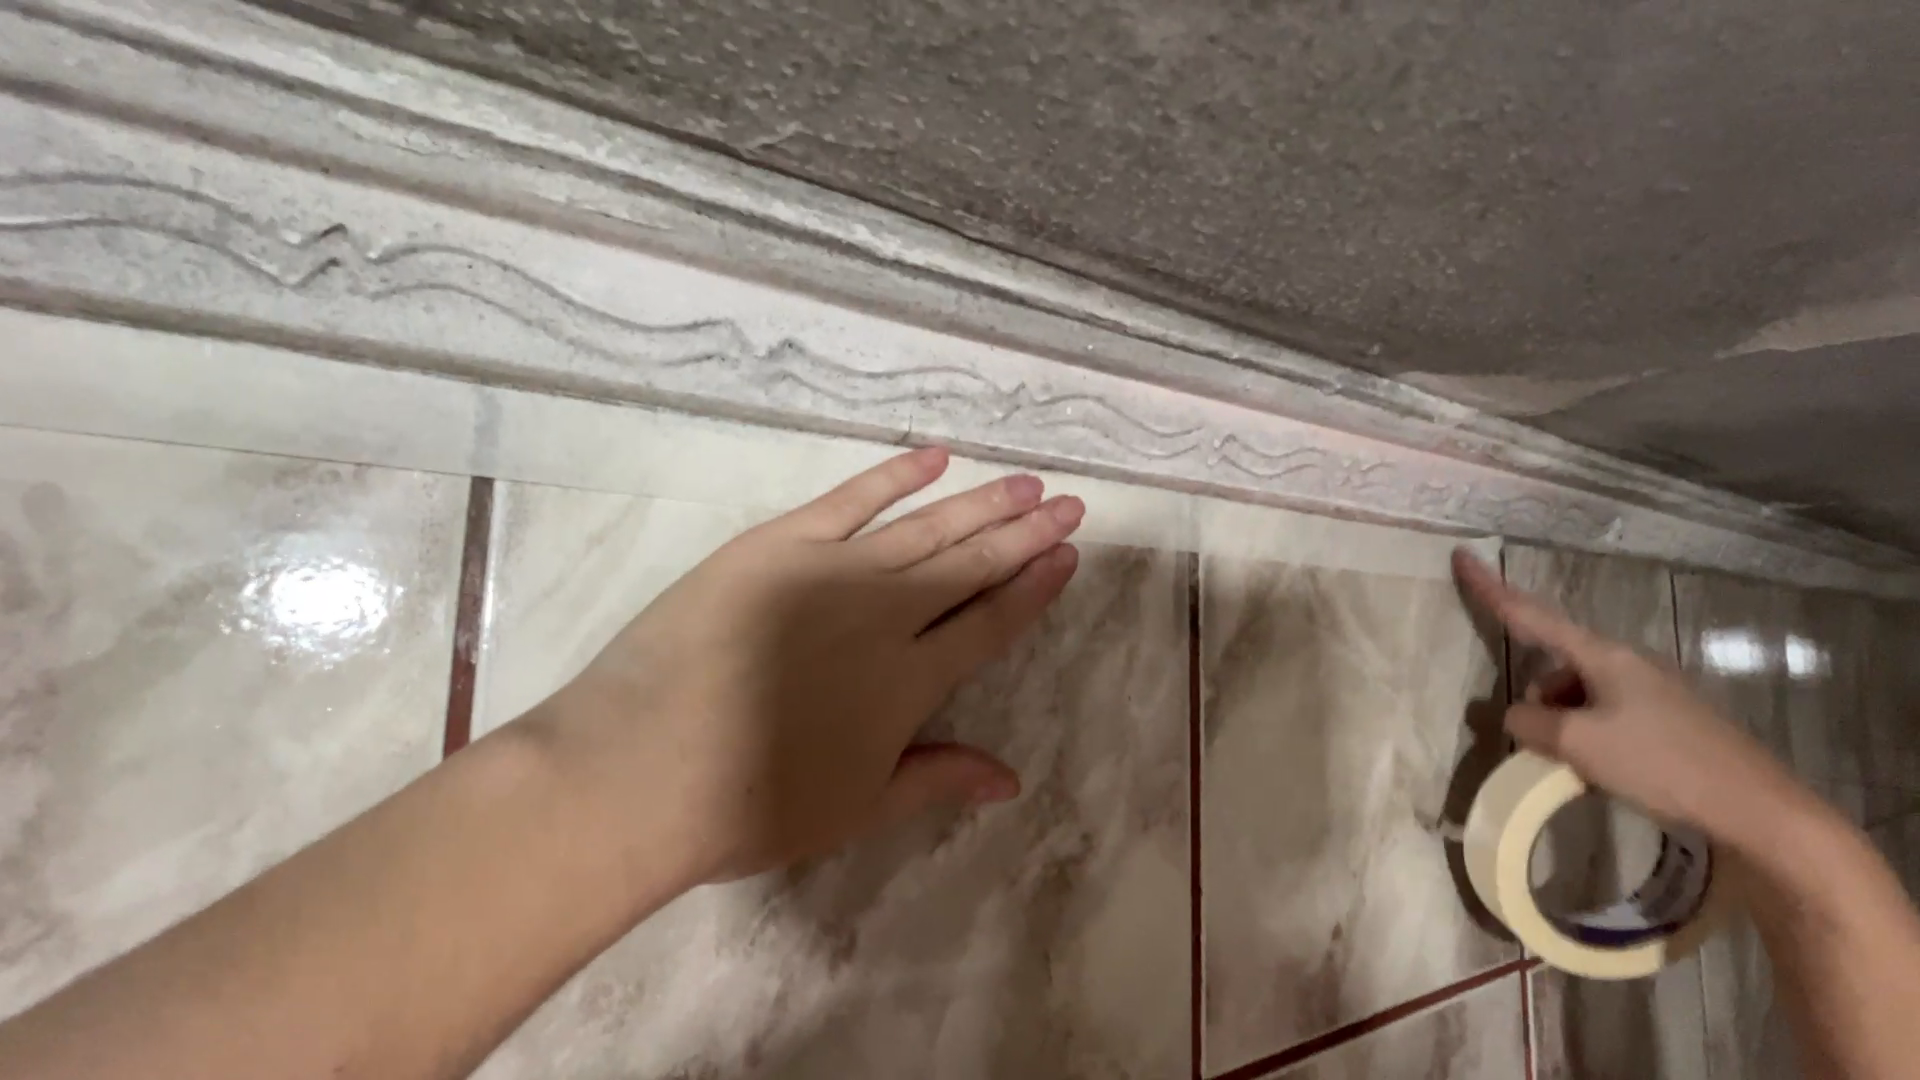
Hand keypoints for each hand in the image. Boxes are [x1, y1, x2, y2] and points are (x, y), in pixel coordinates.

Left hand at [522, 448, 1083, 885]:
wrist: (639, 772)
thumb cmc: (749, 806)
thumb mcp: (856, 807)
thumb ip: (937, 779)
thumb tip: (1012, 780)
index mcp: (908, 682)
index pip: (990, 622)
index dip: (1033, 588)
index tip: (1066, 555)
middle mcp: (885, 616)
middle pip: (971, 565)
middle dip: (1025, 534)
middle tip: (1067, 504)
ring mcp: (832, 570)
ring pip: (925, 528)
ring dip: (980, 504)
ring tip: (1024, 483)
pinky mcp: (777, 544)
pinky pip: (851, 499)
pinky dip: (895, 476)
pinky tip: (934, 457)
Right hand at [1451, 549, 1793, 835]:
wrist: (1758, 811)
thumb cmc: (1661, 764)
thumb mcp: (1577, 743)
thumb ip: (1530, 721)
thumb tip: (1518, 716)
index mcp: (1604, 656)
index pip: (1531, 614)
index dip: (1491, 587)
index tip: (1462, 556)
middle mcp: (1627, 663)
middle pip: (1555, 662)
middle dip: (1538, 694)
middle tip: (1540, 737)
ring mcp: (1651, 690)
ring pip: (1578, 691)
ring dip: (1562, 719)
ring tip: (1575, 761)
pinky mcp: (1667, 719)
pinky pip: (1604, 713)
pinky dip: (1587, 733)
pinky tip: (1601, 768)